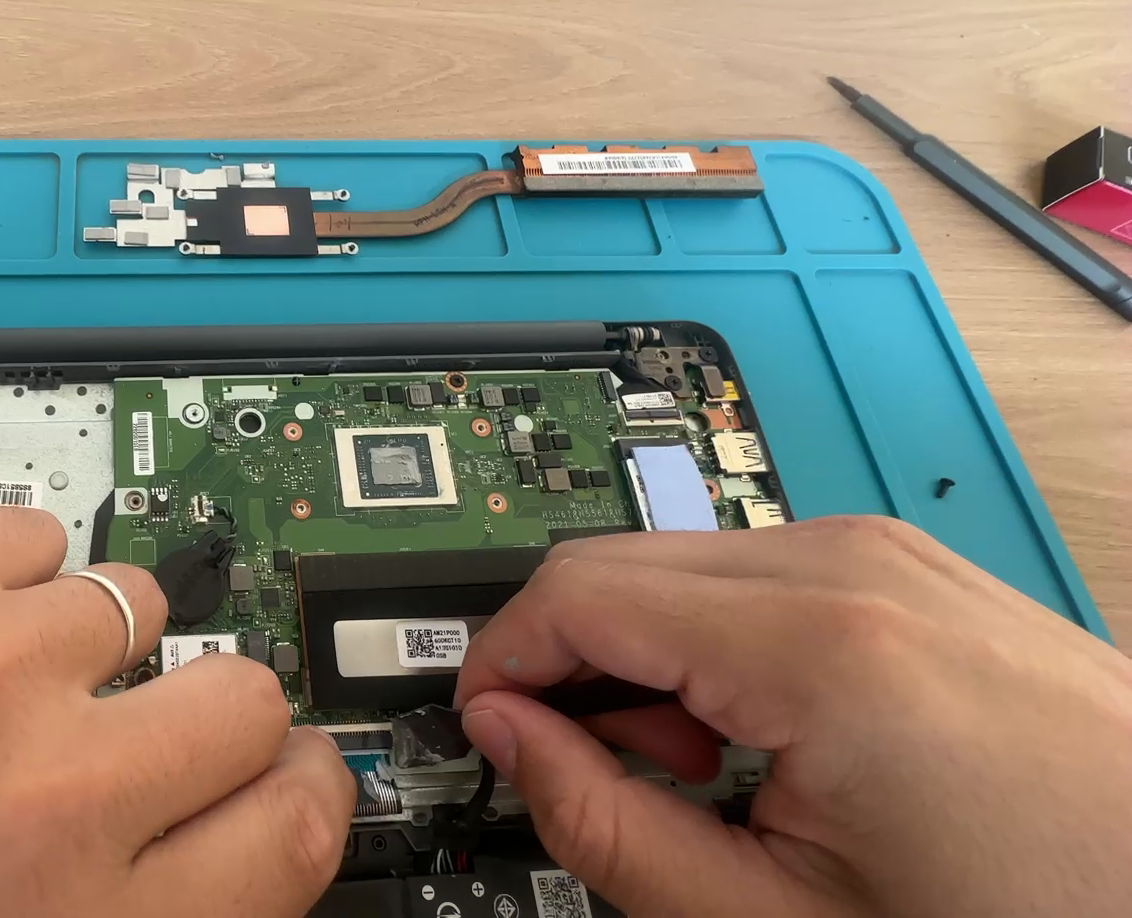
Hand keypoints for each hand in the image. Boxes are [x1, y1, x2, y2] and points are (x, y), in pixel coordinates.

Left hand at [0, 508, 353, 917]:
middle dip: (212, 710)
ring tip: (10, 683)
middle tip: (147, 725)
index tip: (286, 769)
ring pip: (133, 600)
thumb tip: (237, 827)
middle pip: (239, 696)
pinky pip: (34, 534)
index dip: (305, 788)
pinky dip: (16, 577)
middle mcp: (50, 792)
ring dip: (92, 645)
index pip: (291, 828)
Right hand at [454, 515, 1131, 917]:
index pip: (573, 595)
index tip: (487, 723)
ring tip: (688, 760)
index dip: (501, 656)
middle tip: (588, 761)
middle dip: (560, 658)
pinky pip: (729, 574)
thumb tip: (505, 734)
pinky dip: (693, 640)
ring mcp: (874, 553)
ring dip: (628, 652)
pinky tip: (748, 725)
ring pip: (659, 566)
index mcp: (821, 644)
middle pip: (605, 566)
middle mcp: (841, 562)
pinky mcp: (892, 567)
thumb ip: (605, 826)